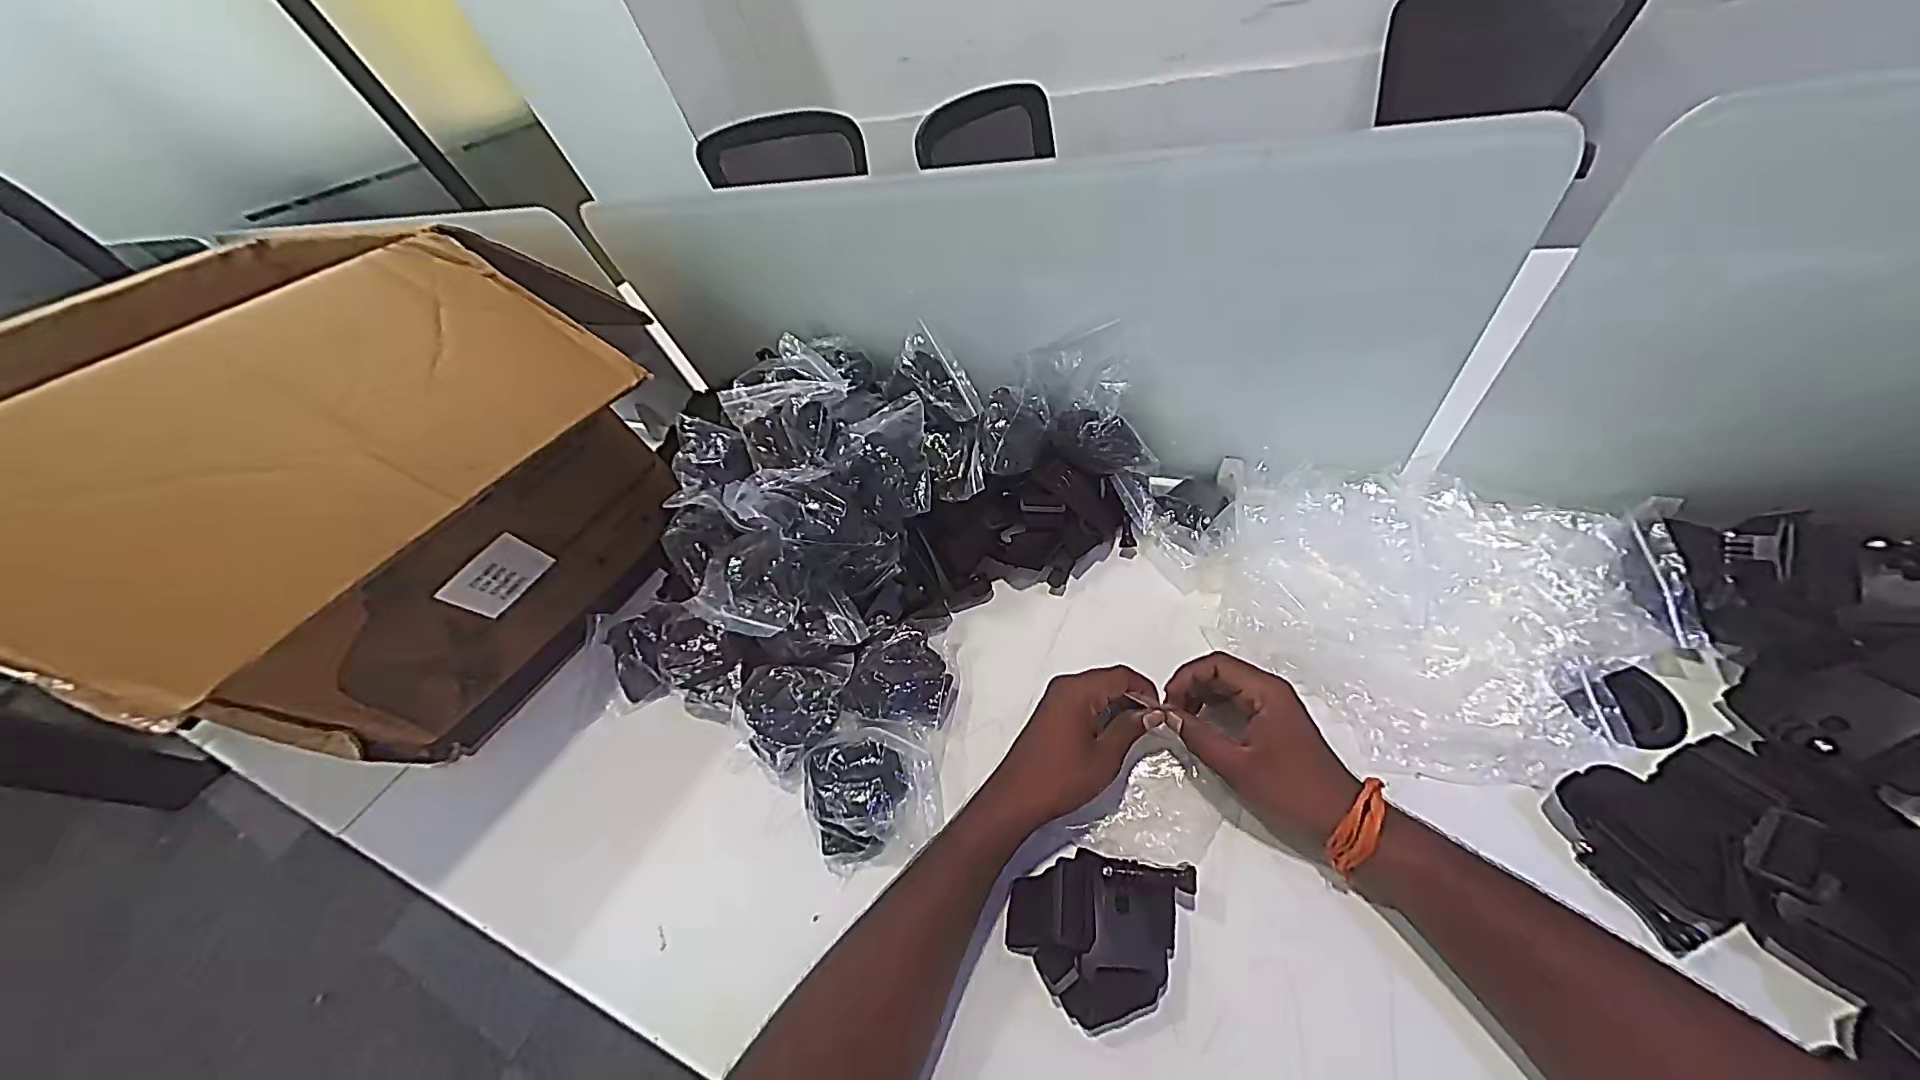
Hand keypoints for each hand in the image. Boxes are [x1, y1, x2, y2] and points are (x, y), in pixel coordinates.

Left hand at [976, 665, 1158, 832]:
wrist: (1018, 796)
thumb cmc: (1056, 779)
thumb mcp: (1105, 755)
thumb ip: (1130, 728)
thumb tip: (1149, 714)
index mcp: (1077, 691)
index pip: (1121, 676)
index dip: (1146, 690)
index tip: (1160, 709)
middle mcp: (1063, 688)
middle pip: (1107, 680)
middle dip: (1133, 697)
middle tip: (1151, 721)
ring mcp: (1054, 699)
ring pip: (1095, 690)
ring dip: (1116, 705)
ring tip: (1134, 730)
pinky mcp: (1050, 712)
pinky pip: (1082, 701)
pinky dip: (1100, 710)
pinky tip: (1111, 734)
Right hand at [1164, 652, 1361, 853]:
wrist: (1340, 819)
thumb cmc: (1293, 792)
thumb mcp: (1236, 766)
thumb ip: (1198, 736)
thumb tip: (1170, 716)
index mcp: (1266, 692)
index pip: (1215, 665)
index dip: (1185, 678)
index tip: (1167, 702)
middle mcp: (1271, 691)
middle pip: (1221, 671)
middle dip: (1190, 686)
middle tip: (1170, 712)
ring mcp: (1274, 705)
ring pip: (1227, 687)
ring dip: (1200, 698)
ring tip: (1182, 721)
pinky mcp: (1274, 721)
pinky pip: (1237, 703)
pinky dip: (1214, 709)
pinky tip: (1201, 728)